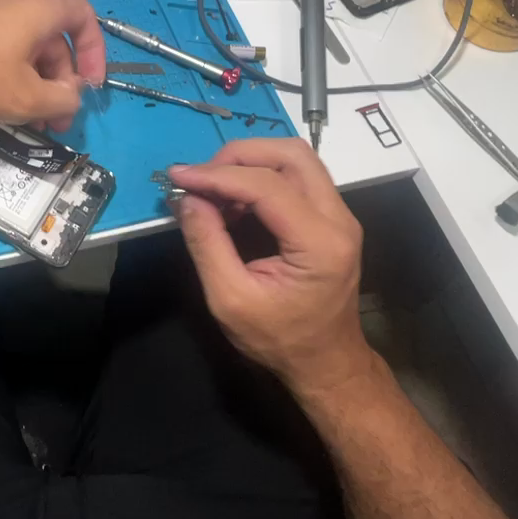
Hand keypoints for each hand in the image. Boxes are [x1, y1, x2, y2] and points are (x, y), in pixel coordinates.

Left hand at [0, 0, 105, 130]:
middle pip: (54, 41)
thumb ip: (62, 99)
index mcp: (39, 10)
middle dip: (61, 83)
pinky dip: (10, 78)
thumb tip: (72, 97)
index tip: (90, 86)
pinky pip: (0, 51)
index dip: (95, 52)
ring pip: (26, 50)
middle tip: (55, 121)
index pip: (84, 17)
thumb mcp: (26, 98)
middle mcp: (15, 4)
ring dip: (36, 86)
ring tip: (29, 122)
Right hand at [168, 139, 376, 396]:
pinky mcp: (330, 218)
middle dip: (239, 155)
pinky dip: (260, 176)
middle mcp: (338, 219)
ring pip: (296, 159)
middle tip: (201, 176)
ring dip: (250, 162)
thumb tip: (187, 199)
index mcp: (319, 243)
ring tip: (213, 186)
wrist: (326, 363)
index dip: (217, 176)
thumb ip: (207, 244)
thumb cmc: (278, 339)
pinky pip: (296, 177)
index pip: (267, 186)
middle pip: (292, 154)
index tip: (178, 177)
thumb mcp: (229, 299)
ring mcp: (339, 216)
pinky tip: (233, 199)